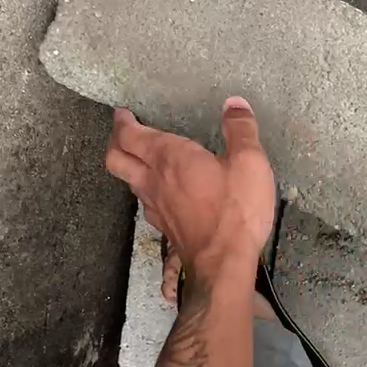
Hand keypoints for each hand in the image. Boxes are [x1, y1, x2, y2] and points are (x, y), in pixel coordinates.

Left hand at [105, 97, 275, 286]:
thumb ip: (241, 130)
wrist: (223, 263)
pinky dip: (148, 192)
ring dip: (131, 168)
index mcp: (169, 157)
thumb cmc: (236, 209)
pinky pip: (147, 204)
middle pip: (116, 158)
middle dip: (116, 142)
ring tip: (143, 161)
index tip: (123, 112)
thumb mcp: (249, 162)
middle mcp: (154, 181)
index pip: (130, 135)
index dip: (122, 121)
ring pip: (129, 182)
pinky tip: (164, 194)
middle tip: (124, 133)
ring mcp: (157, 208)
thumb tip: (234, 103)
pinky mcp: (166, 228)